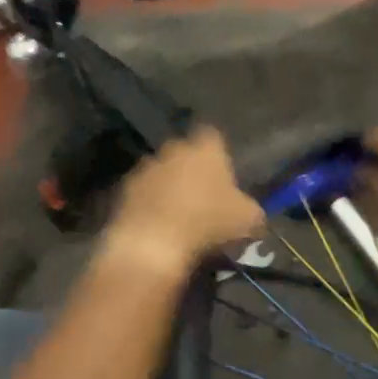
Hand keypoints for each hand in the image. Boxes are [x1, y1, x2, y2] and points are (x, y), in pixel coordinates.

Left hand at [105, 127, 263, 271]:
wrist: (153, 242)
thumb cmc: (208, 222)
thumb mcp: (248, 220)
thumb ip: (252, 210)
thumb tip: (254, 215)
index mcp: (206, 148)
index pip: (213, 136)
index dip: (218, 153)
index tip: (222, 173)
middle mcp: (174, 148)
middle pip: (185, 152)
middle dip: (190, 169)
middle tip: (201, 196)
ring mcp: (145, 167)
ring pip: (161, 172)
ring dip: (167, 187)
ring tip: (176, 215)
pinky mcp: (123, 189)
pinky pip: (141, 193)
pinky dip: (148, 204)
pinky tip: (155, 225)